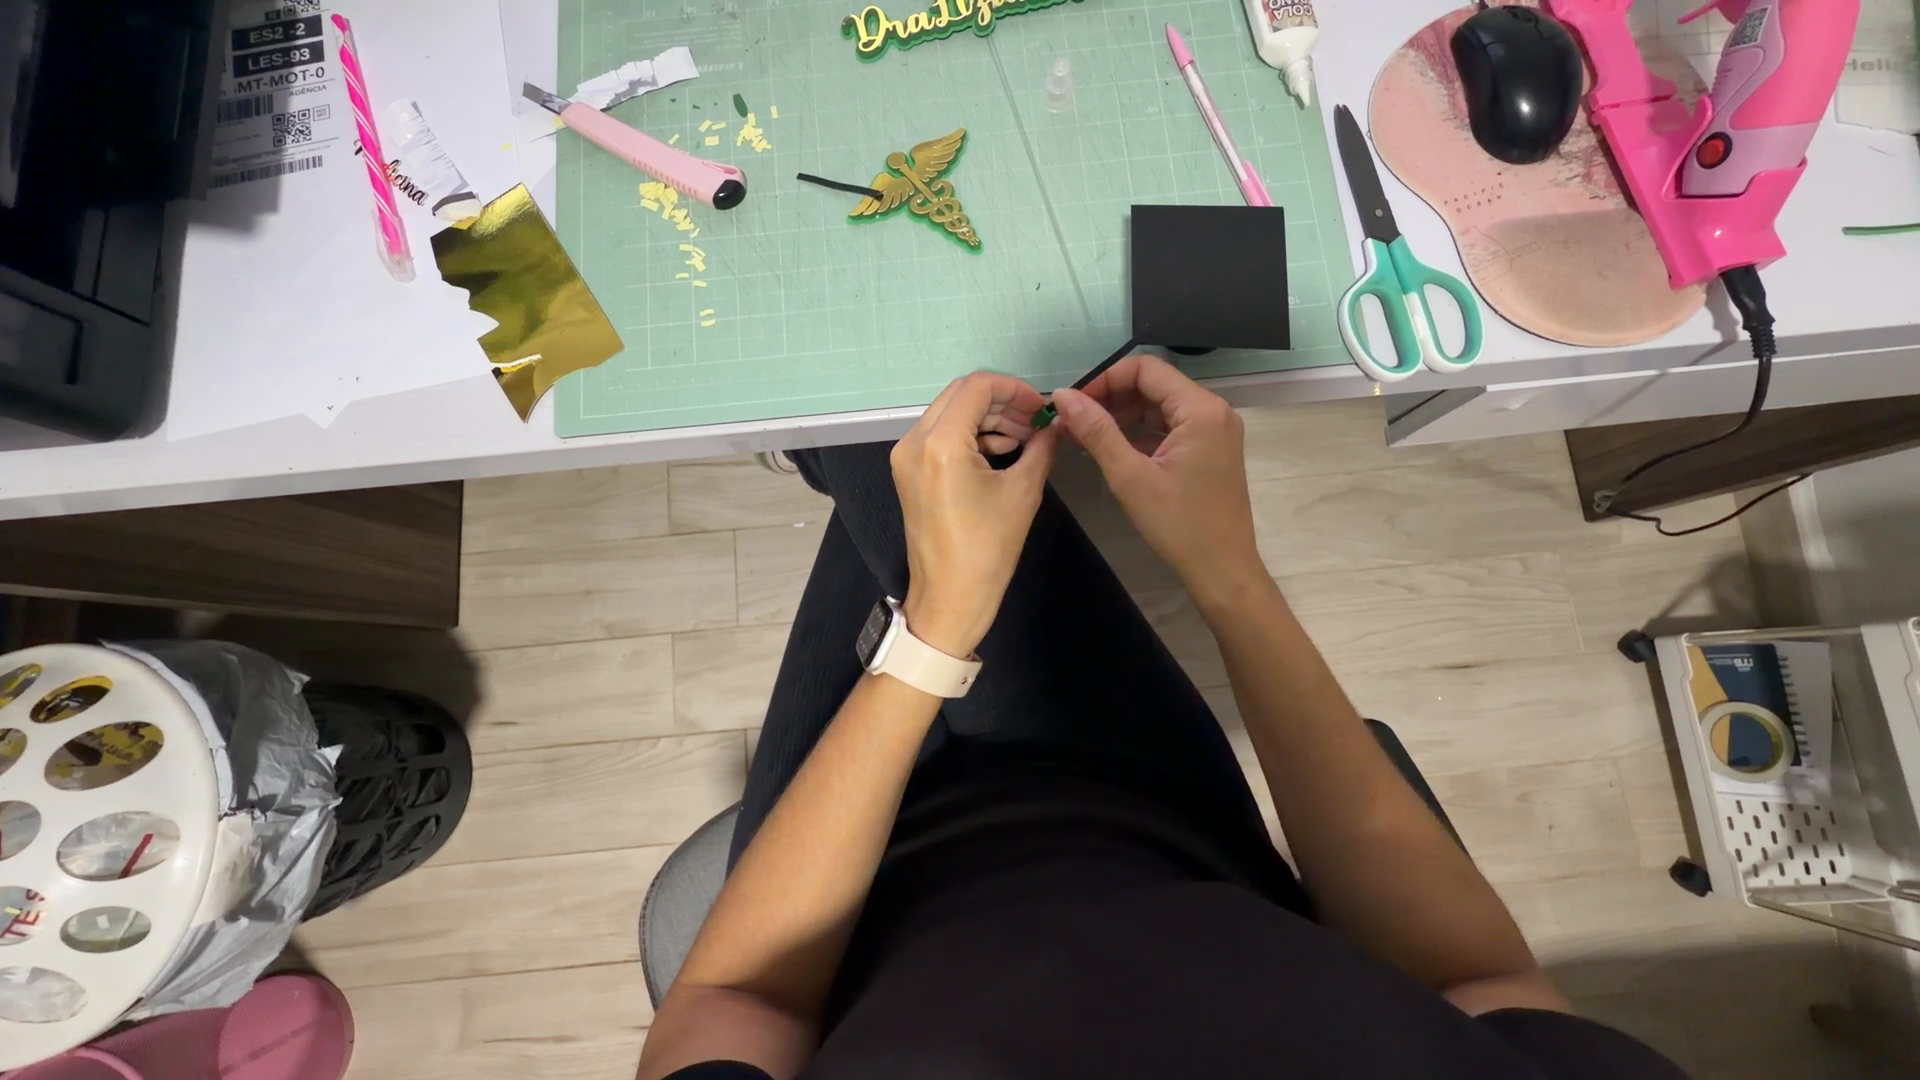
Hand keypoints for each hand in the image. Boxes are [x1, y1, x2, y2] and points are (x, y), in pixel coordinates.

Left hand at [892, 372, 1060, 656]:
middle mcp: (915, 441)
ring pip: (950, 414)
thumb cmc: (988, 550)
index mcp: (941, 443)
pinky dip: (971, 436)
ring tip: (1026, 439)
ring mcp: (907, 456)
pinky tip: (1002, 451)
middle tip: (1036, 422)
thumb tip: (1058, 423)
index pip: (977, 387)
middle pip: (961, 395)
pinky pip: (941, 436)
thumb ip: (1042, 447)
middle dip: (1002, 402)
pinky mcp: (909, 472)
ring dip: (988, 419)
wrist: (949, 598)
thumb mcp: (1022, 492)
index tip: (1042, 409)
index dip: (1015, 389)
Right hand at [1050, 354, 1263, 605]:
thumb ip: (1096, 431)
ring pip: (1158, 407)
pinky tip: (1109, 450)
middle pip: (1153, 385)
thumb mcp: (1129, 476)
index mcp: (1201, 410)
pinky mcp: (1209, 450)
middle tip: (1072, 422)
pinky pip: (1168, 428)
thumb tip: (1063, 395)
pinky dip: (1138, 433)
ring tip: (1083, 437)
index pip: (1146, 369)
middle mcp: (1213, 411)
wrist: (1221, 569)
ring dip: (1121, 416)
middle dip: (1110, 398)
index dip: (1104, 379)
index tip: (1073, 403)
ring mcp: (1213, 431)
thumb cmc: (1178, 524)